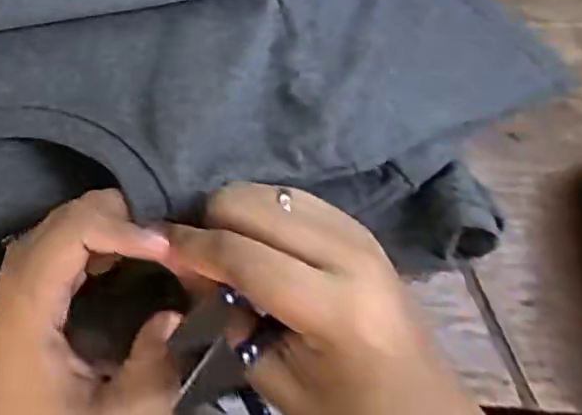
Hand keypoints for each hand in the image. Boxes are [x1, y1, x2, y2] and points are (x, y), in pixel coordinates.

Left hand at [0, 190, 182, 414]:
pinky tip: (139, 255)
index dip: (125, 229)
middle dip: (129, 219)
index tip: (171, 249)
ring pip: (76, 216)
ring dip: (121, 224)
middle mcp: (23, 261)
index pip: (77, 227)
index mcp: (30, 290)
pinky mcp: (35, 270)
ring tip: (167, 251)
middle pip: (77, 212)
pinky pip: (74, 233)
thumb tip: (179, 318)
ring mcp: (26, 261)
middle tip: (178, 248)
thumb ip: (148, 376)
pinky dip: (109, 235)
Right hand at [164, 183, 479, 414]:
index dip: (191, 244)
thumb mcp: (277, 380)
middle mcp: (350, 256)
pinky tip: (259, 242)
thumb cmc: (348, 411)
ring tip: (229, 249)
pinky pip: (285, 193)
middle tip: (199, 255)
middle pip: (247, 203)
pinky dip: (260, 210)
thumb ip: (223, 315)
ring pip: (262, 189)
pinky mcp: (355, 223)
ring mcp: (357, 232)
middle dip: (210, 222)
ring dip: (234, 213)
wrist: (424, 410)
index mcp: (337, 310)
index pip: (240, 253)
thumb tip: (177, 257)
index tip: (157, 241)